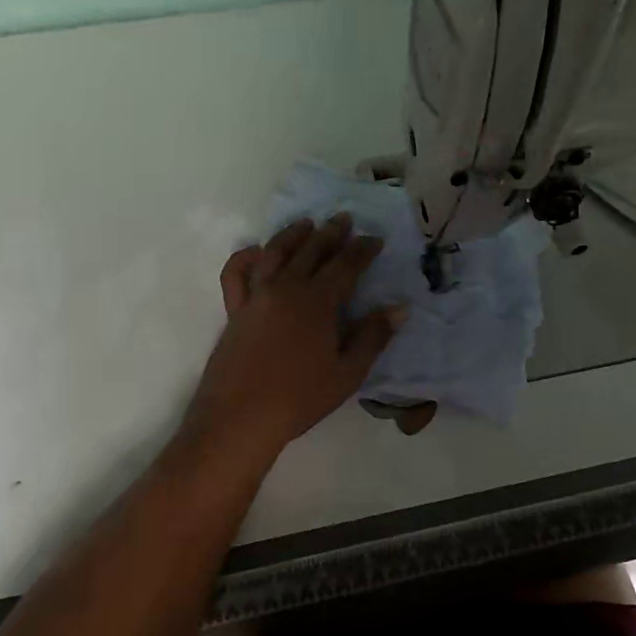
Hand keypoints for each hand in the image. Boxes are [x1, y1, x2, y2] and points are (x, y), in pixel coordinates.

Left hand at [185, 215, 403, 460]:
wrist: (241, 416)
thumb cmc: (300, 398)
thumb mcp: (347, 373)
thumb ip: (373, 337)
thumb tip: (400, 308)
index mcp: (318, 302)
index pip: (345, 266)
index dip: (362, 250)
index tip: (374, 239)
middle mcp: (286, 289)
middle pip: (311, 251)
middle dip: (331, 234)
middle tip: (344, 219)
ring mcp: (256, 297)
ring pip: (275, 254)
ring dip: (293, 235)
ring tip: (306, 224)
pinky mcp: (235, 310)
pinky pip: (236, 274)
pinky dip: (245, 257)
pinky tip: (256, 251)